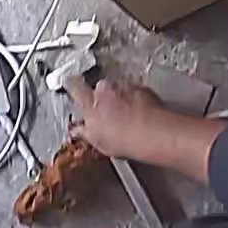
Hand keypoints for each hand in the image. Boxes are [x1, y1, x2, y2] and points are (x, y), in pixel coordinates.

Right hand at [63, 76, 225, 183]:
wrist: (155, 134)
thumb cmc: (125, 138)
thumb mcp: (97, 141)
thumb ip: (84, 131)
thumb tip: (79, 130)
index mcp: (90, 101)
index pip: (74, 86)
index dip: (72, 85)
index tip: (71, 86)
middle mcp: (106, 89)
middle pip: (99, 89)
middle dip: (102, 99)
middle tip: (106, 116)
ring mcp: (126, 88)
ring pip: (119, 91)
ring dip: (120, 101)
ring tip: (126, 121)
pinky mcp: (144, 90)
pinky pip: (136, 94)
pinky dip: (136, 103)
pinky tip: (139, 119)